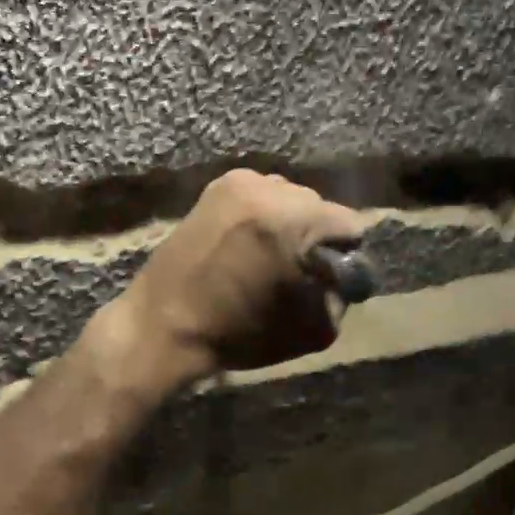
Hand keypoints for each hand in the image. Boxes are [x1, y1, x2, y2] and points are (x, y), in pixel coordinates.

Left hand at [96, 169, 366, 390]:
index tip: (335, 276)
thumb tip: (344, 270)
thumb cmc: (240, 332)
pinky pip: (258, 192)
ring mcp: (236, 183)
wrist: (165, 321)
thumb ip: (341, 291)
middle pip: (316, 204)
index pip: (348, 223)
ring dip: (289, 219)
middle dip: (317, 233)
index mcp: (291, 220)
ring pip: (287, 194)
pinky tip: (249, 242)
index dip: (348, 253)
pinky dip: (262, 212)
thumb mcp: (314, 327)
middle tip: (304, 268)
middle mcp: (265, 189)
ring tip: (272, 255)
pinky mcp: (215, 186)